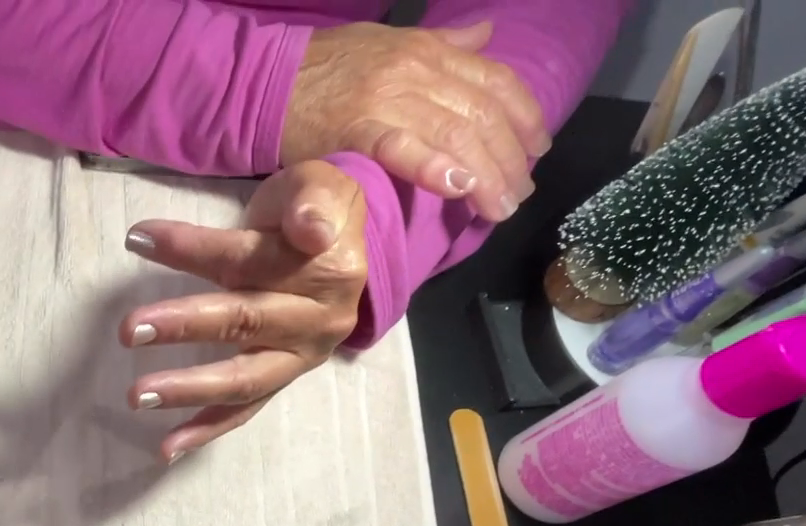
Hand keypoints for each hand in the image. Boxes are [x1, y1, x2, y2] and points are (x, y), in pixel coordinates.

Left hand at [120, 160, 365, 459]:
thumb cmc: (312, 210)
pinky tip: (166, 449)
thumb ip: (312, 200)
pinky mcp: (279, 383)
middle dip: (184, 325)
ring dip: (188, 390)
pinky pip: (242, 412)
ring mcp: (298, 360)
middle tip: (130, 330)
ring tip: (137, 395)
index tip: (138, 238)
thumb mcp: (318, 185)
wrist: (342, 247)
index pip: (249, 259)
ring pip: (242, 379)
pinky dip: (204, 431)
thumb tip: (311, 228)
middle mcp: (318, 321)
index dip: (191, 249)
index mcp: (328, 269)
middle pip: (245, 322)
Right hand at [282, 21, 547, 221]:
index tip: (537, 149)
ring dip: (484, 173)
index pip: (493, 82)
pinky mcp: (355, 131)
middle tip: (519, 194)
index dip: (523, 116)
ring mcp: (387, 101)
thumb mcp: (390, 43)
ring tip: (499, 206)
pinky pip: (402, 149)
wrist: (268, 82)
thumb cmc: (324, 68)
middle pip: (480, 115)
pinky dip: (433, 166)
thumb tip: (483, 38)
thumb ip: (441, 45)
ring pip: (452, 134)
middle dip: (508, 157)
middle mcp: (417, 73)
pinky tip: (458, 187)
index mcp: (428, 52)